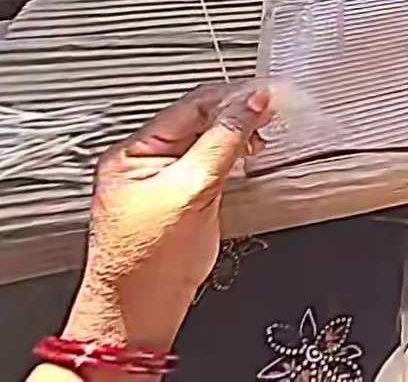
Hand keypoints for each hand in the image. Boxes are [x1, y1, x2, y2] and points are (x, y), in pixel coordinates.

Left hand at [64, 83, 275, 350]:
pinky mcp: (186, 188)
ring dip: (242, 129)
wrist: (142, 312)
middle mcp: (148, 158)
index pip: (193, 105)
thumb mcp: (192, 187)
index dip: (234, 98)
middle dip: (240, 112)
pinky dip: (237, 147)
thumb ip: (226, 137)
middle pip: (204, 116)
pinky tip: (249, 150)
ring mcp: (167, 173)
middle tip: (272, 111)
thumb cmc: (147, 262)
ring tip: (261, 134)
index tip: (268, 96)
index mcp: (135, 151)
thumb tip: (253, 101)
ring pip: (213, 133)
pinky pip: (216, 152)